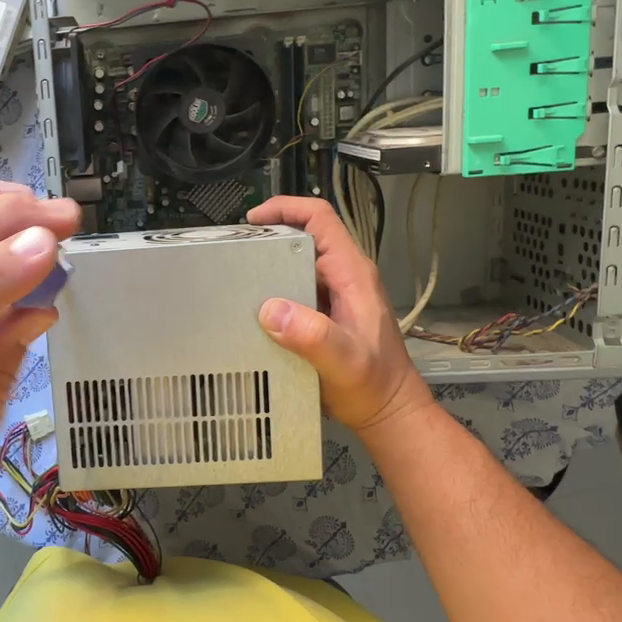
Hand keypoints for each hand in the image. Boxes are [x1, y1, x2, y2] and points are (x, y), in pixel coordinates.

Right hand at [248, 196, 434, 441]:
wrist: (388, 413)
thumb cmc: (373, 386)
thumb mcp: (344, 361)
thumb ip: (313, 336)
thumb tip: (271, 310)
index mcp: (352, 273)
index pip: (321, 218)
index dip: (287, 208)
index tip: (253, 220)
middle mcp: (343, 277)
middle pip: (304, 236)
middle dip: (269, 237)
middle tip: (234, 252)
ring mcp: (334, 295)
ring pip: (296, 263)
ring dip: (267, 264)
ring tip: (234, 277)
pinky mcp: (324, 313)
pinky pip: (294, 288)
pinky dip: (271, 289)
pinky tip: (250, 307)